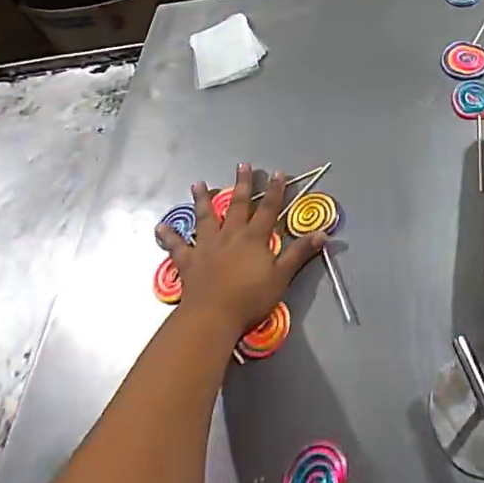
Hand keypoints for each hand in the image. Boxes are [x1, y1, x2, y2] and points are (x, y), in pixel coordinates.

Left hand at [155, 164, 324, 334]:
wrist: (212, 316)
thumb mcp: (282, 276)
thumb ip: (299, 253)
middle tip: (242, 165)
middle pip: (237, 206)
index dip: (275, 191)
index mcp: (254, 238)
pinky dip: (169, 236)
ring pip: (205, 218)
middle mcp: (230, 236)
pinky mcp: (188, 262)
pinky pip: (177, 246)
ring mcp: (206, 247)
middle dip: (242, 185)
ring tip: (198, 184)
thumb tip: (322, 233)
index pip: (268, 209)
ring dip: (202, 200)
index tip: (278, 173)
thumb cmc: (251, 297)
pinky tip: (161, 227)